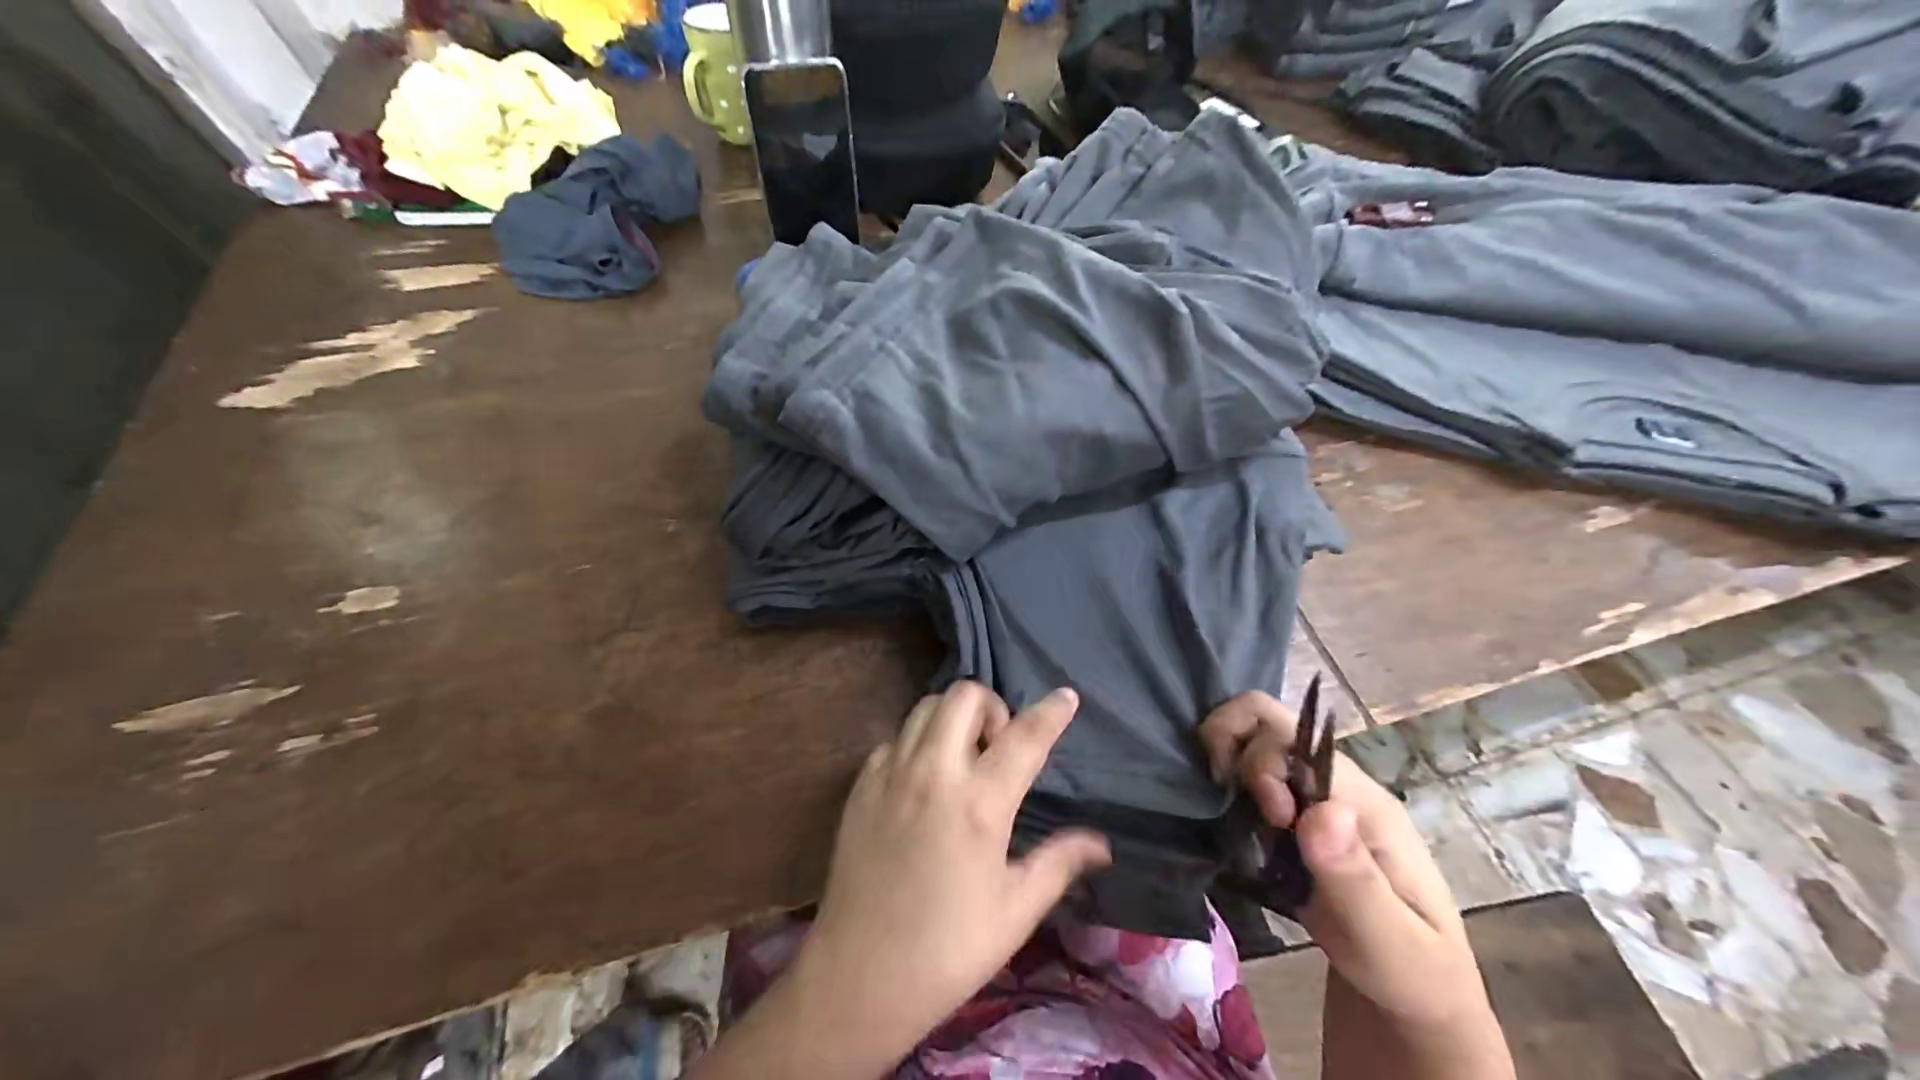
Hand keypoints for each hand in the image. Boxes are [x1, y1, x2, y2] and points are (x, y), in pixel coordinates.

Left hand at [791, 683, 1109, 1071]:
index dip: (1051, 712)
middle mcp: (933, 773)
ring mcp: (890, 774)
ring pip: (925, 707)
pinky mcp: (860, 786)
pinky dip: (917, 744)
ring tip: (963, 761)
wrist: (858, 977)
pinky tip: (922, 783)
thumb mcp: (1016, 910)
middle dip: (992, 707)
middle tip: (999, 750)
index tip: (1066, 696)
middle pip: (965, 696)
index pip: (1025, 737)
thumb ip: (1060, 863)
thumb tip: (1102, 844)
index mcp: (979, 803)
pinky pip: (895, 739)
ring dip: (953, 719)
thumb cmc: (949, 950)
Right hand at [1202, 692, 1513, 1079]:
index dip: (1262, 764)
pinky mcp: (1289, 813)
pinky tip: (1228, 818)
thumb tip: (1322, 809)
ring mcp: (1311, 795)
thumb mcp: (1392, 943)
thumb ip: (1356, 879)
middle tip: (1228, 800)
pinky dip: (1224, 778)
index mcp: (1363, 801)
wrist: (1410, 991)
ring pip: (1249, 735)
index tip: (1267, 821)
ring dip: (1223, 758)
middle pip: (1265, 718)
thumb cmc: (1409, 970)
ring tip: (1225, 808)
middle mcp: (1334, 783)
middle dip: (1228, 744)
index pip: (1294, 737)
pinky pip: (1244, 768)